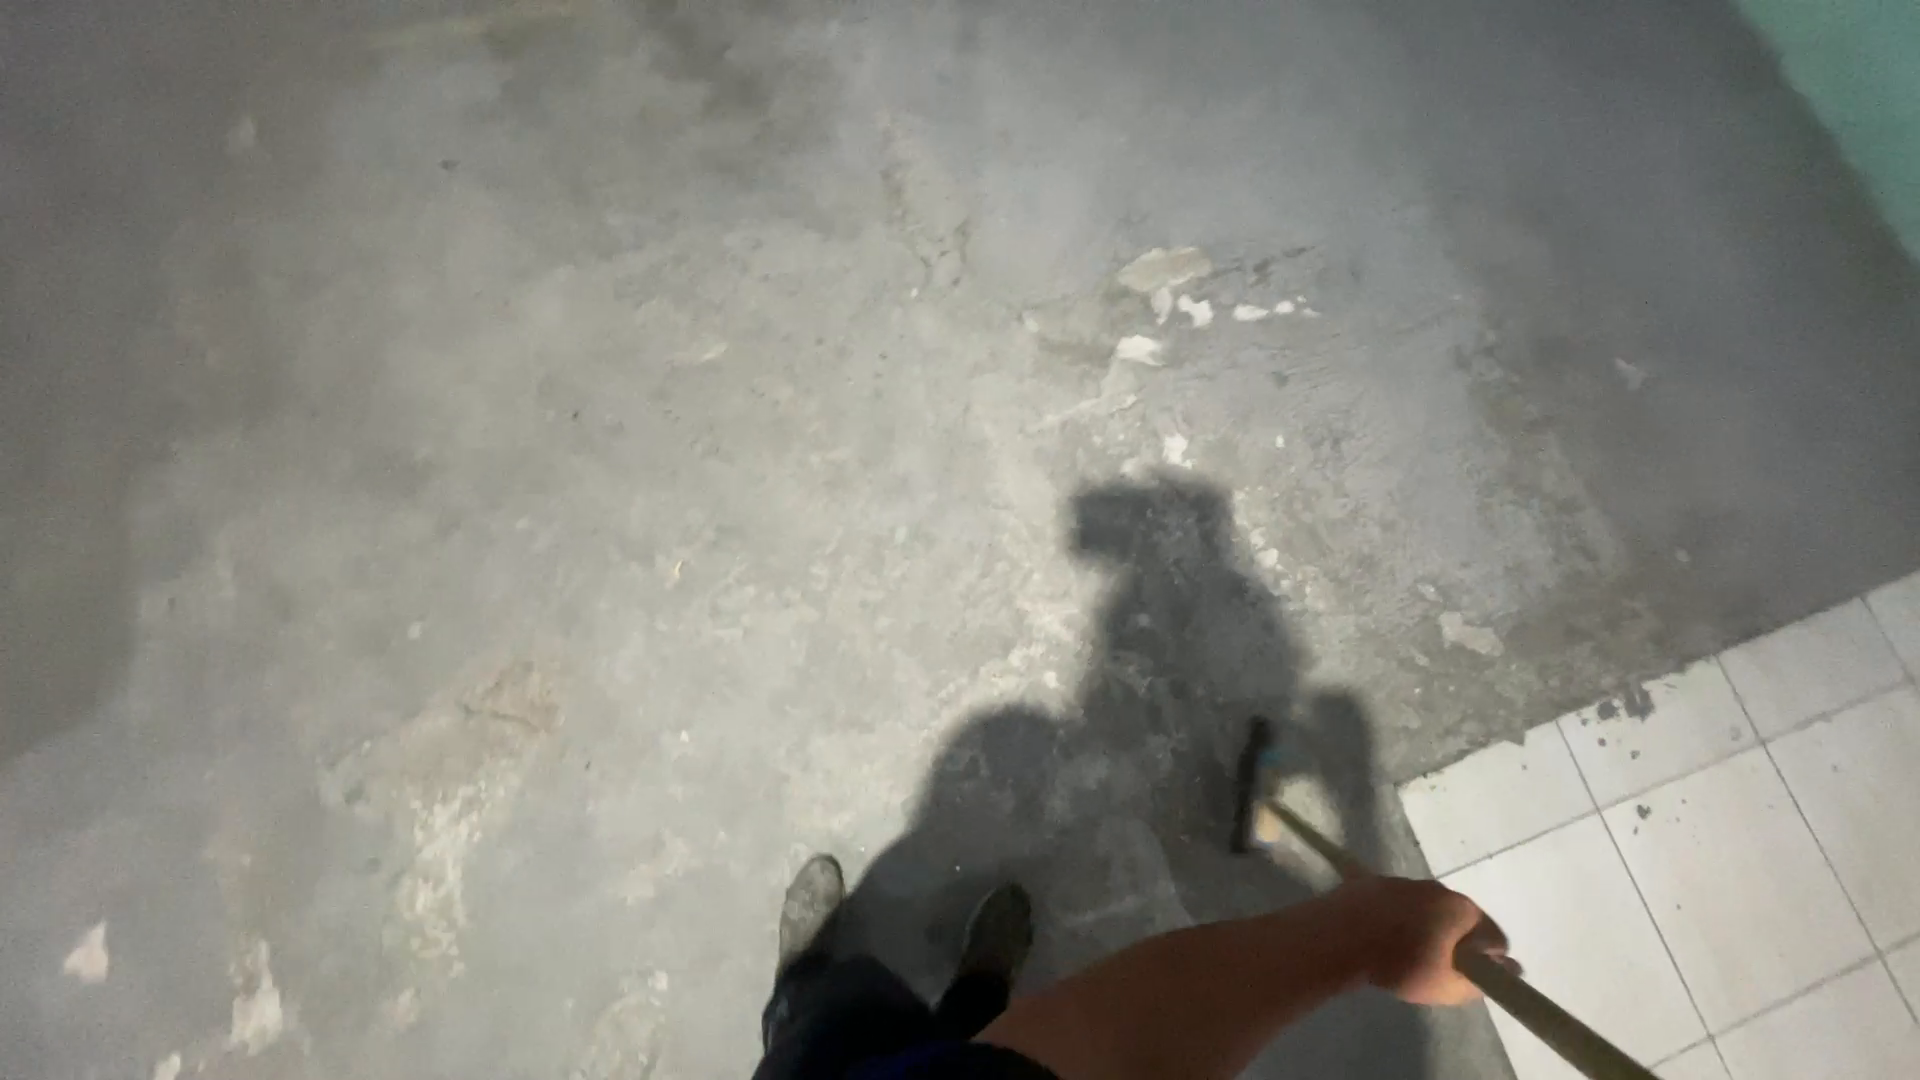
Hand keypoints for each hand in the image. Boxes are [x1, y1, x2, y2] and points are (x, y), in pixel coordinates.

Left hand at [1338, 876, 1516, 1005]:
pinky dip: (1397, 915)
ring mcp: (1402, 880)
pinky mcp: (1373, 881)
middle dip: (1455, 940)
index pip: (1493, 937)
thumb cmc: (1400, 963)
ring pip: (1428, 908)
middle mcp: (1436, 887)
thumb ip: (1486, 980)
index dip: (1485, 960)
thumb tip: (1511, 968)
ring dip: (1425, 926)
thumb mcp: (1451, 987)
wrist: (1339, 936)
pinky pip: (1398, 902)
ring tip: (1404, 949)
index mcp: (1461, 908)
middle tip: (1435, 964)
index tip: (1464, 974)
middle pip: (1460, 919)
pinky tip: (1383, 933)